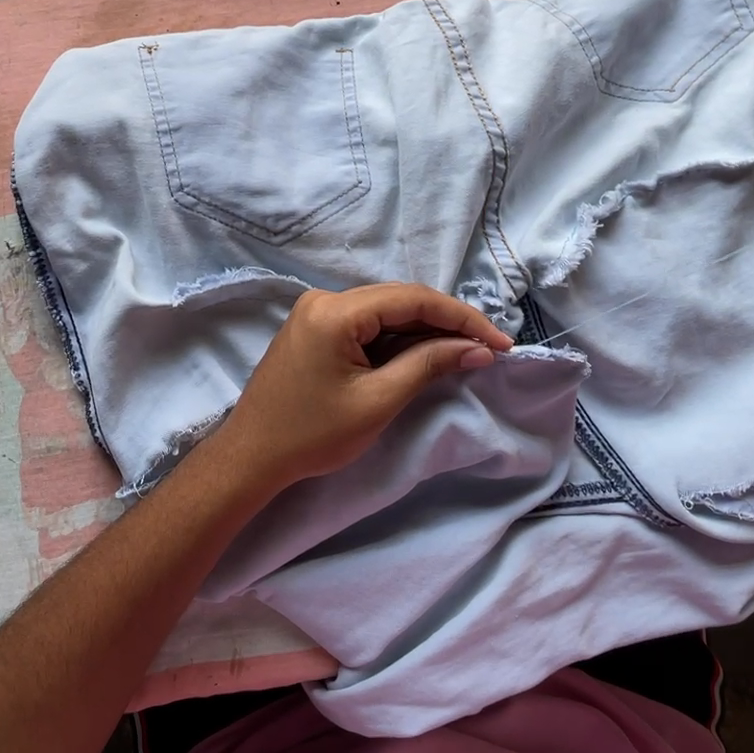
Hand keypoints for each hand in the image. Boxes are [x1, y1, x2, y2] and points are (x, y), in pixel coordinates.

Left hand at [210, 283, 511, 492]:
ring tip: (466, 353)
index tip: (501, 342)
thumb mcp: (378, 400)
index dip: (462, 318)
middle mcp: (323, 299)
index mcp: (334, 311)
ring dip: (424, 331)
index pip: (412, 299)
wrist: (253, 454)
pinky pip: (366, 323)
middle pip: (399, 300)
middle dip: (446, 323)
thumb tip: (477, 348)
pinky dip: (397, 339)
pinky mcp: (315, 328)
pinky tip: (426, 354)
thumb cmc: (312, 434)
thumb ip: (428, 365)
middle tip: (489, 349)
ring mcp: (316, 312)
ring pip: (384, 311)